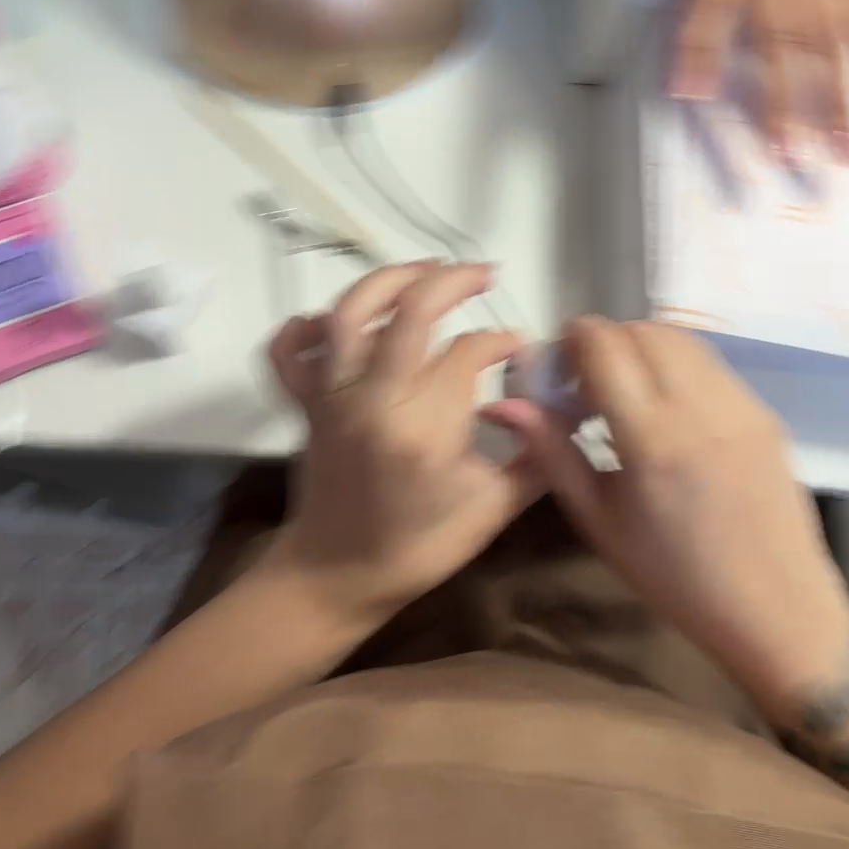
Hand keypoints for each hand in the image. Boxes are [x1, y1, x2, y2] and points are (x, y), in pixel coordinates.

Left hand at [261, 262, 539, 621]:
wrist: (337, 577)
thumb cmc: (418, 548)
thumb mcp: (492, 510)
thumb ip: (535, 456)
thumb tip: (560, 406)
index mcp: (426, 428)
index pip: (470, 352)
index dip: (502, 340)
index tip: (519, 348)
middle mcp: (375, 399)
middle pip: (412, 313)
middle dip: (453, 282)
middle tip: (483, 274)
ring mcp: (333, 397)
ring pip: (350, 314)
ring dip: (389, 280)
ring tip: (424, 271)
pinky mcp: (305, 404)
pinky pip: (288, 353)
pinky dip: (301, 328)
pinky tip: (330, 321)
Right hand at [494, 317, 848, 693]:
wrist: (776, 609)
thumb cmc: (673, 577)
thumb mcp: (599, 521)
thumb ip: (552, 452)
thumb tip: (506, 404)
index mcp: (651, 439)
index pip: (606, 347)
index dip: (573, 337)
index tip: (556, 360)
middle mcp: (699, 407)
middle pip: (643, 331)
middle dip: (606, 338)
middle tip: (586, 376)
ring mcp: (740, 405)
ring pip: (681, 338)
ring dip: (643, 344)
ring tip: (626, 386)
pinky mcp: (764, 412)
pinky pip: (711, 364)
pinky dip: (677, 363)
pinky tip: (667, 404)